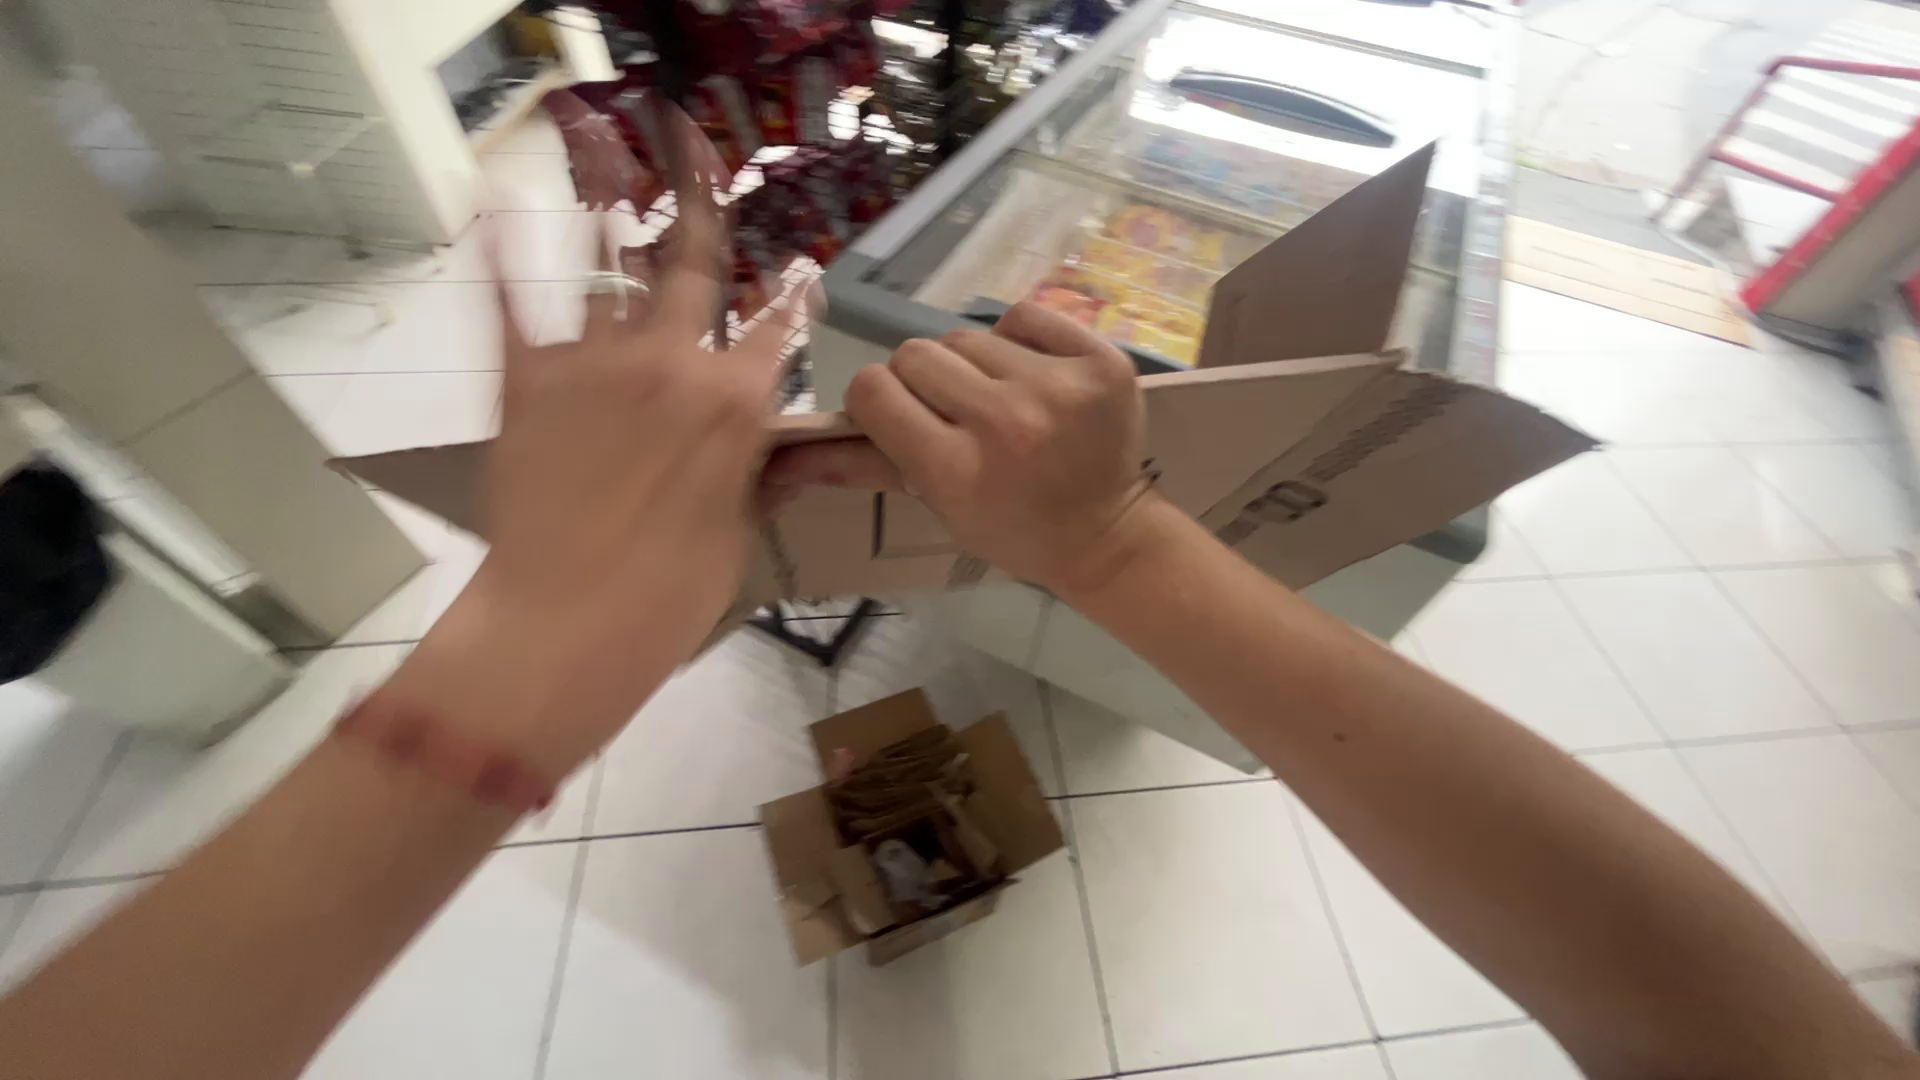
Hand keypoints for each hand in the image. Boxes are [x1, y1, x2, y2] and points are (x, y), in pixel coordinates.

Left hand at [384, 108, 803, 775]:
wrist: (570, 624)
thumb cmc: (674, 592)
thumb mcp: (736, 531)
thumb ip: (752, 474)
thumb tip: (769, 452)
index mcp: (735, 407)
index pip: (778, 332)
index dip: (794, 296)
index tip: (803, 269)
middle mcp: (672, 365)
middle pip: (695, 273)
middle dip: (704, 215)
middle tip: (700, 160)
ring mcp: (594, 365)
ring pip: (610, 273)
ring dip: (614, 214)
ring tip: (612, 152)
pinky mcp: (525, 382)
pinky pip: (512, 305)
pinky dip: (502, 254)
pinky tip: (496, 205)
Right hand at [764, 302, 1155, 598]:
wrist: (1104, 534)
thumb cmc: (1009, 528)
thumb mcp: (936, 506)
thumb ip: (864, 468)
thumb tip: (779, 457)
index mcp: (954, 470)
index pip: (872, 390)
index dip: (878, 401)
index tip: (901, 417)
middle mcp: (1003, 422)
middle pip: (915, 354)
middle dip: (924, 383)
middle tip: (956, 414)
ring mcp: (1058, 387)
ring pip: (966, 335)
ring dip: (972, 365)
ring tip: (1002, 400)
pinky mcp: (1100, 361)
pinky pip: (1023, 315)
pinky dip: (1018, 340)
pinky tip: (1035, 376)